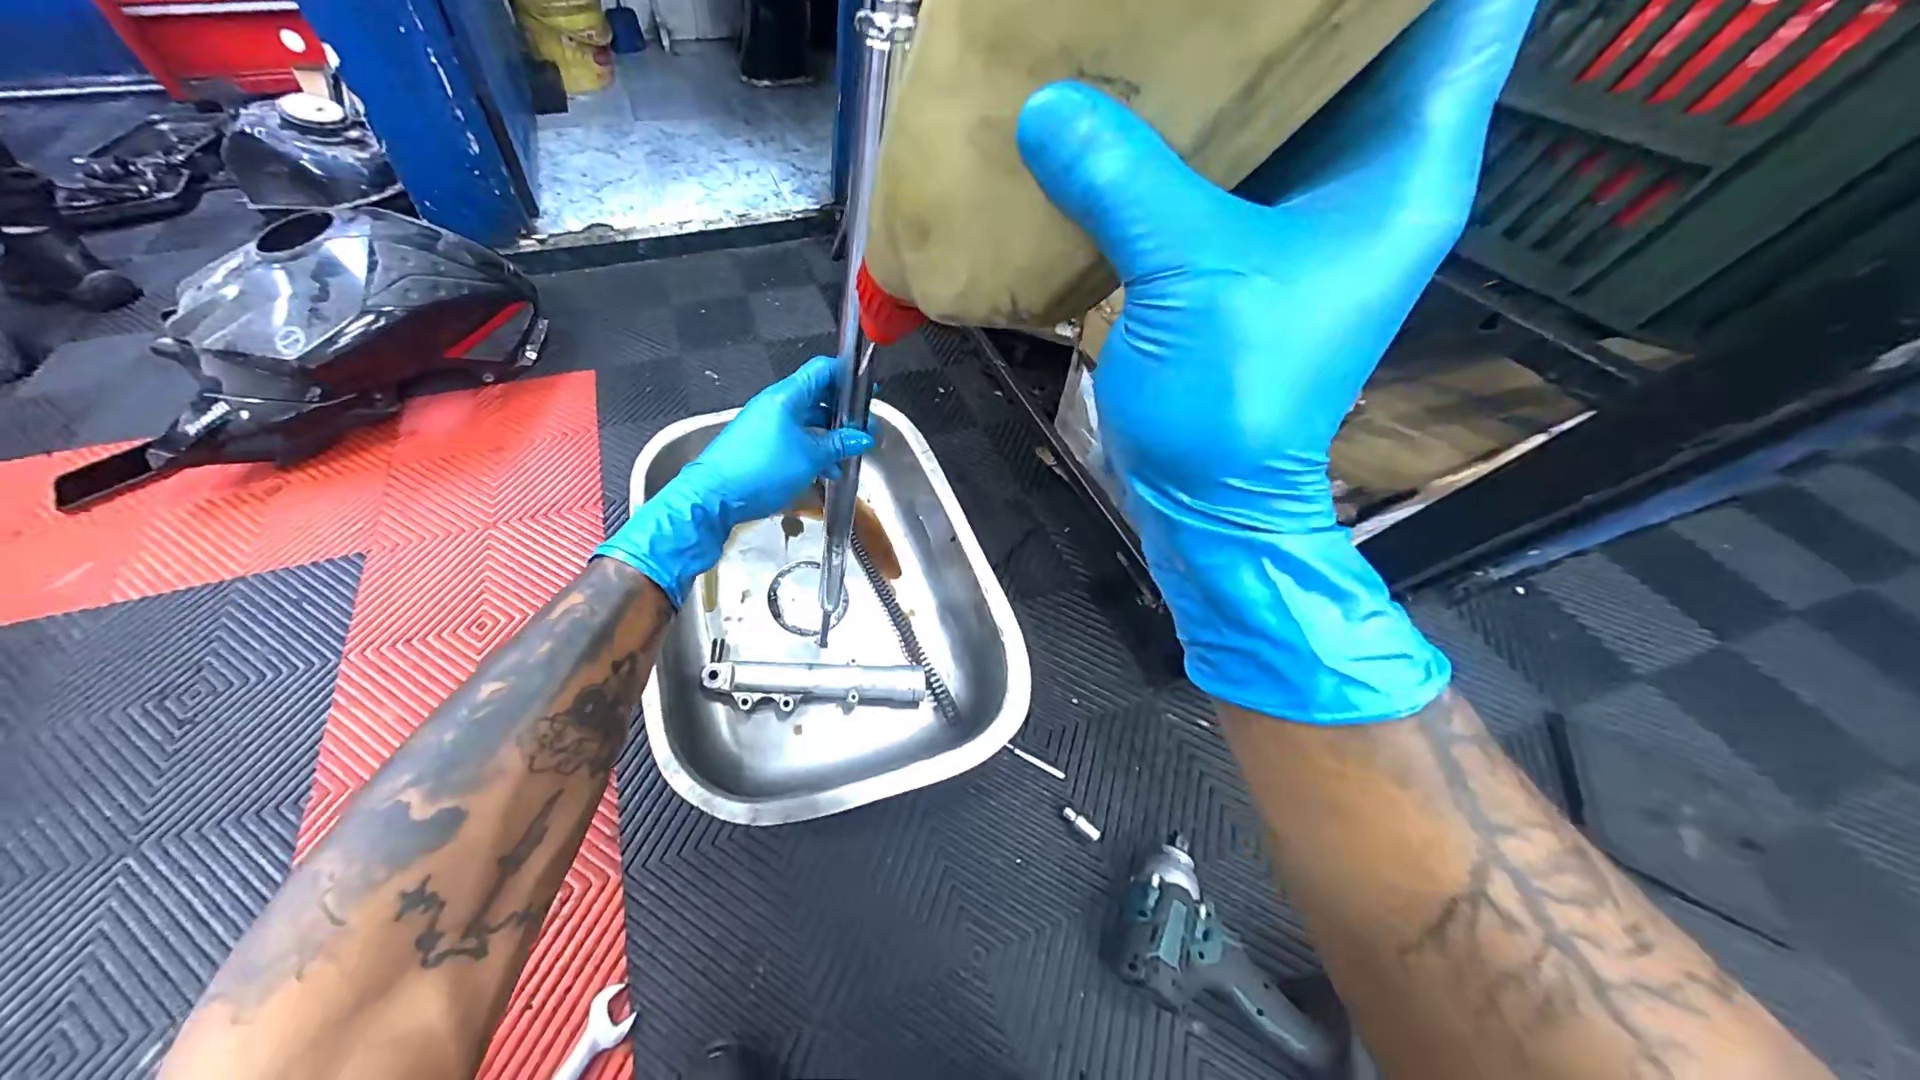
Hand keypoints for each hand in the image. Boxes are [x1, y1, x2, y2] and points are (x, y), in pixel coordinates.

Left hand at [595, 355, 873, 605]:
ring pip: (807, 420)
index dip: (847, 375)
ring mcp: (766, 424)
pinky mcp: (760, 444)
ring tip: (848, 454)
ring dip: (829, 435)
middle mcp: (774, 405)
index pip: (822, 370)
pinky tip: (825, 468)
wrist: (713, 498)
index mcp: (786, 396)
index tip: (866, 387)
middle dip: (843, 412)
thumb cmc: (758, 471)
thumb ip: (839, 444)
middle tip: (863, 428)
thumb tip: (861, 437)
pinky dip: (813, 448)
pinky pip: (794, 438)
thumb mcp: (810, 457)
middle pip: (817, 396)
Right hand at [1016, 0, 1533, 721]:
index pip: (1467, 7)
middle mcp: (1363, 178)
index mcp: (1401, 168)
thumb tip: (1046, 106)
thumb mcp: (1190, 277)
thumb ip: (1126, 183)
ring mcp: (1297, 214)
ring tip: (1187, 3)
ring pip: (1291, 96)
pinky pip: (1227, 157)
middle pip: (1368, 37)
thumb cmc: (1234, 395)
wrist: (1205, 490)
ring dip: (1247, 46)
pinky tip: (1144, 86)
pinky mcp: (1238, 246)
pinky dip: (1195, 121)